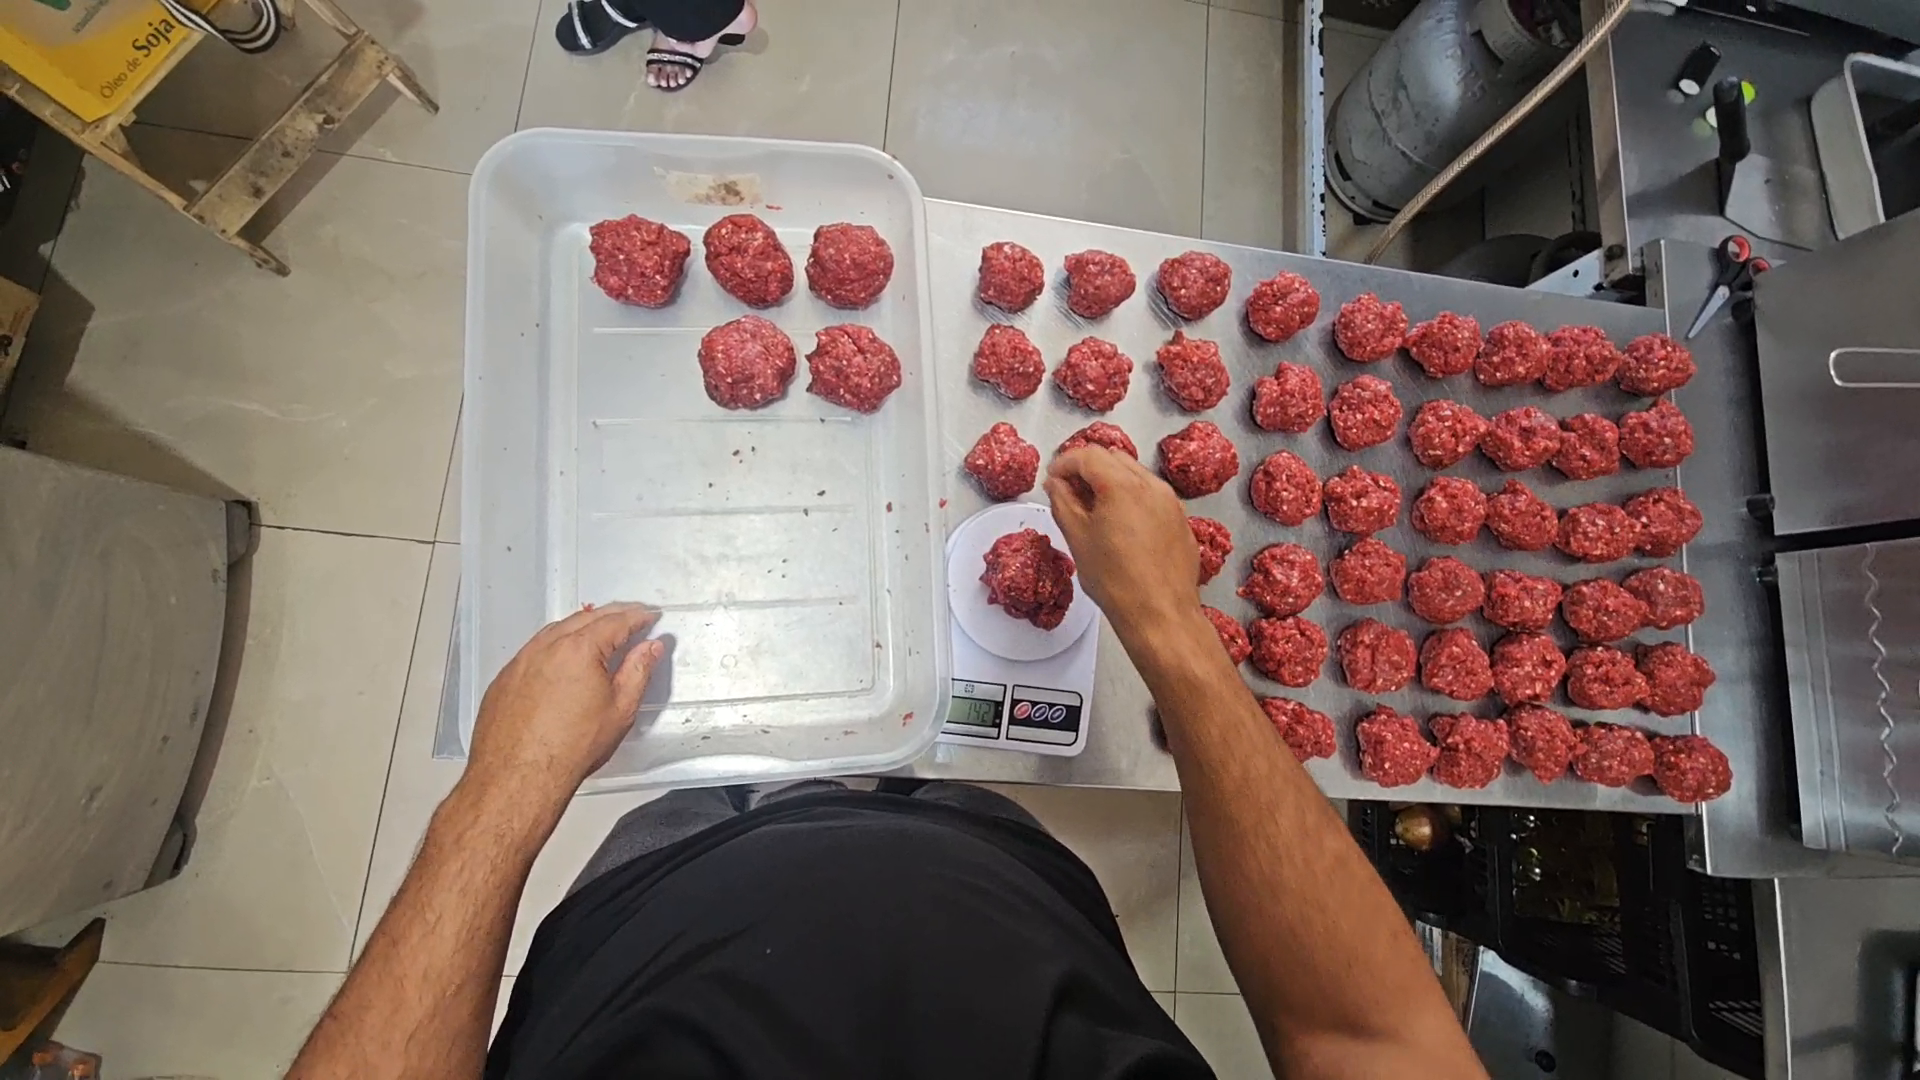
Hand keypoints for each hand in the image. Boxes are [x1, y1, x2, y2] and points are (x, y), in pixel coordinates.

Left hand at [466, 603, 663, 805]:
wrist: (518, 778)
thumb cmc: (567, 749)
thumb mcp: (621, 708)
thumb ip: (639, 670)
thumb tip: (650, 648)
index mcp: (579, 650)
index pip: (616, 622)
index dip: (638, 617)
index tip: (648, 617)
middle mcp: (546, 648)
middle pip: (586, 618)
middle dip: (612, 615)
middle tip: (631, 617)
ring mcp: (521, 662)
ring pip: (556, 630)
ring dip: (582, 625)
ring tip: (600, 631)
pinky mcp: (504, 679)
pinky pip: (534, 649)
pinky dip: (555, 644)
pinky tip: (564, 657)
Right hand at [1045, 447, 1201, 637]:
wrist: (1160, 613)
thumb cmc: (1114, 579)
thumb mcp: (1077, 538)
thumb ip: (1062, 502)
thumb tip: (1056, 484)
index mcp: (1121, 485)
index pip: (1087, 455)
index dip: (1064, 463)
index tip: (1053, 479)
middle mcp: (1151, 485)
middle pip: (1113, 458)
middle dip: (1088, 468)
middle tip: (1069, 492)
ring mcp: (1170, 501)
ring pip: (1135, 474)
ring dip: (1111, 481)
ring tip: (1094, 510)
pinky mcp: (1180, 519)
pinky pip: (1152, 496)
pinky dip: (1132, 498)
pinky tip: (1121, 526)